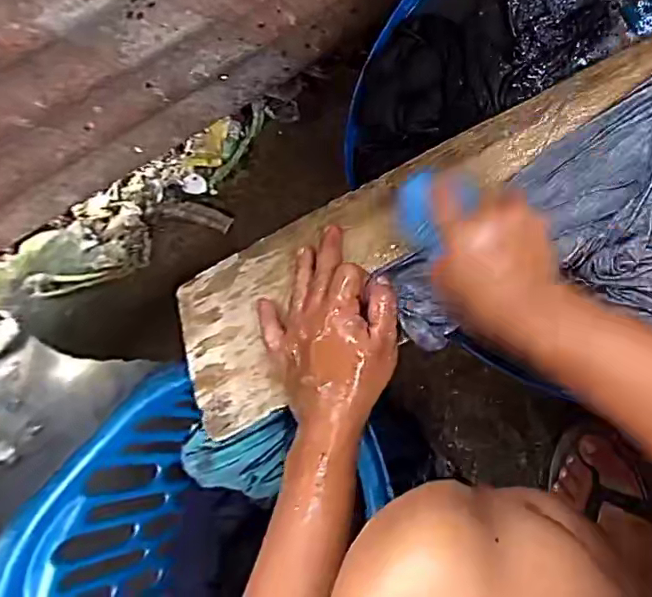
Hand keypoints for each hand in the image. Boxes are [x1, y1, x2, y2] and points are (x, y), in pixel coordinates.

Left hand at [258, 224, 397, 435]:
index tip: (373, 293)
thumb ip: (384, 305)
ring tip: (303, 251)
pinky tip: (265, 303)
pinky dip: (268, 315)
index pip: (349, 274)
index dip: (363, 277)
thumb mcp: (386, 341)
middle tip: (330, 231)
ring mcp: (295, 333)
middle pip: (321, 274)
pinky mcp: (284, 352)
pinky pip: (273, 329)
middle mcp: (312, 314)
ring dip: (301, 270)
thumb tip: (380, 281)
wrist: (329, 419)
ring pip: (297, 293)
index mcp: (338, 309)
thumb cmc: (362, 380)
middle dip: (327, 251)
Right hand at [428, 178, 564, 340]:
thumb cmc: (489, 306)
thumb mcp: (448, 289)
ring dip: (501, 216)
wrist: (532, 309)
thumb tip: (443, 254)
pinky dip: (522, 226)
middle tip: (477, 235)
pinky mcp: (538, 221)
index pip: (441, 192)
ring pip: (503, 203)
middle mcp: (487, 215)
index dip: (437, 186)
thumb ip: (441, 262)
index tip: (436, 184)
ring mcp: (515, 215)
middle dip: (475, 212)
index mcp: (458, 231)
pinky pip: (524, 216)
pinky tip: (521, 248)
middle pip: (476, 198)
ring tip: (503, 242)